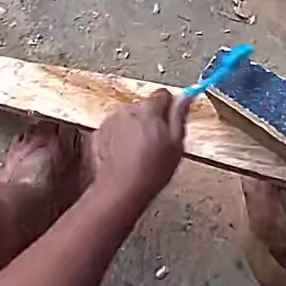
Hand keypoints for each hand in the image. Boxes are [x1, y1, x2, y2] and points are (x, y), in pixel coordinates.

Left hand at [90, 90, 191, 209]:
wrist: (120, 191)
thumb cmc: (150, 171)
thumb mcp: (176, 144)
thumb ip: (180, 116)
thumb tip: (185, 98)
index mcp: (149, 109)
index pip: (162, 94)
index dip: (169, 108)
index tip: (171, 121)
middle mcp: (128, 110)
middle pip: (145, 107)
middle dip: (151, 120)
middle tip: (157, 143)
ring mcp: (111, 121)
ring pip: (129, 119)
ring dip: (134, 129)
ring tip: (140, 153)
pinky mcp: (99, 134)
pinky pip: (115, 130)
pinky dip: (120, 138)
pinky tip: (126, 156)